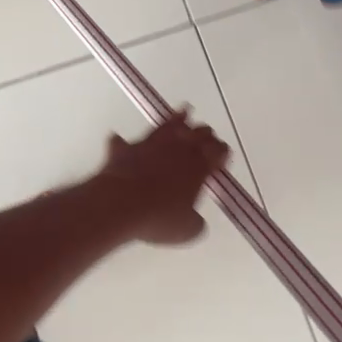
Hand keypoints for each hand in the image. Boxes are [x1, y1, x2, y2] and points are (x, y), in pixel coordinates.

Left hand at [90, 113, 228, 245]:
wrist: (120, 203)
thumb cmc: (159, 218)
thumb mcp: (187, 230)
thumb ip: (194, 221)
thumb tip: (194, 219)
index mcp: (197, 168)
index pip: (216, 153)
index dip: (221, 152)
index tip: (224, 152)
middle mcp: (175, 150)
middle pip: (196, 135)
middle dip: (205, 134)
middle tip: (208, 133)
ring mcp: (149, 146)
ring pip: (167, 127)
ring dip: (177, 119)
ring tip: (184, 111)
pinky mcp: (125, 149)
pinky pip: (124, 142)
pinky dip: (123, 142)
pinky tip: (118, 137)